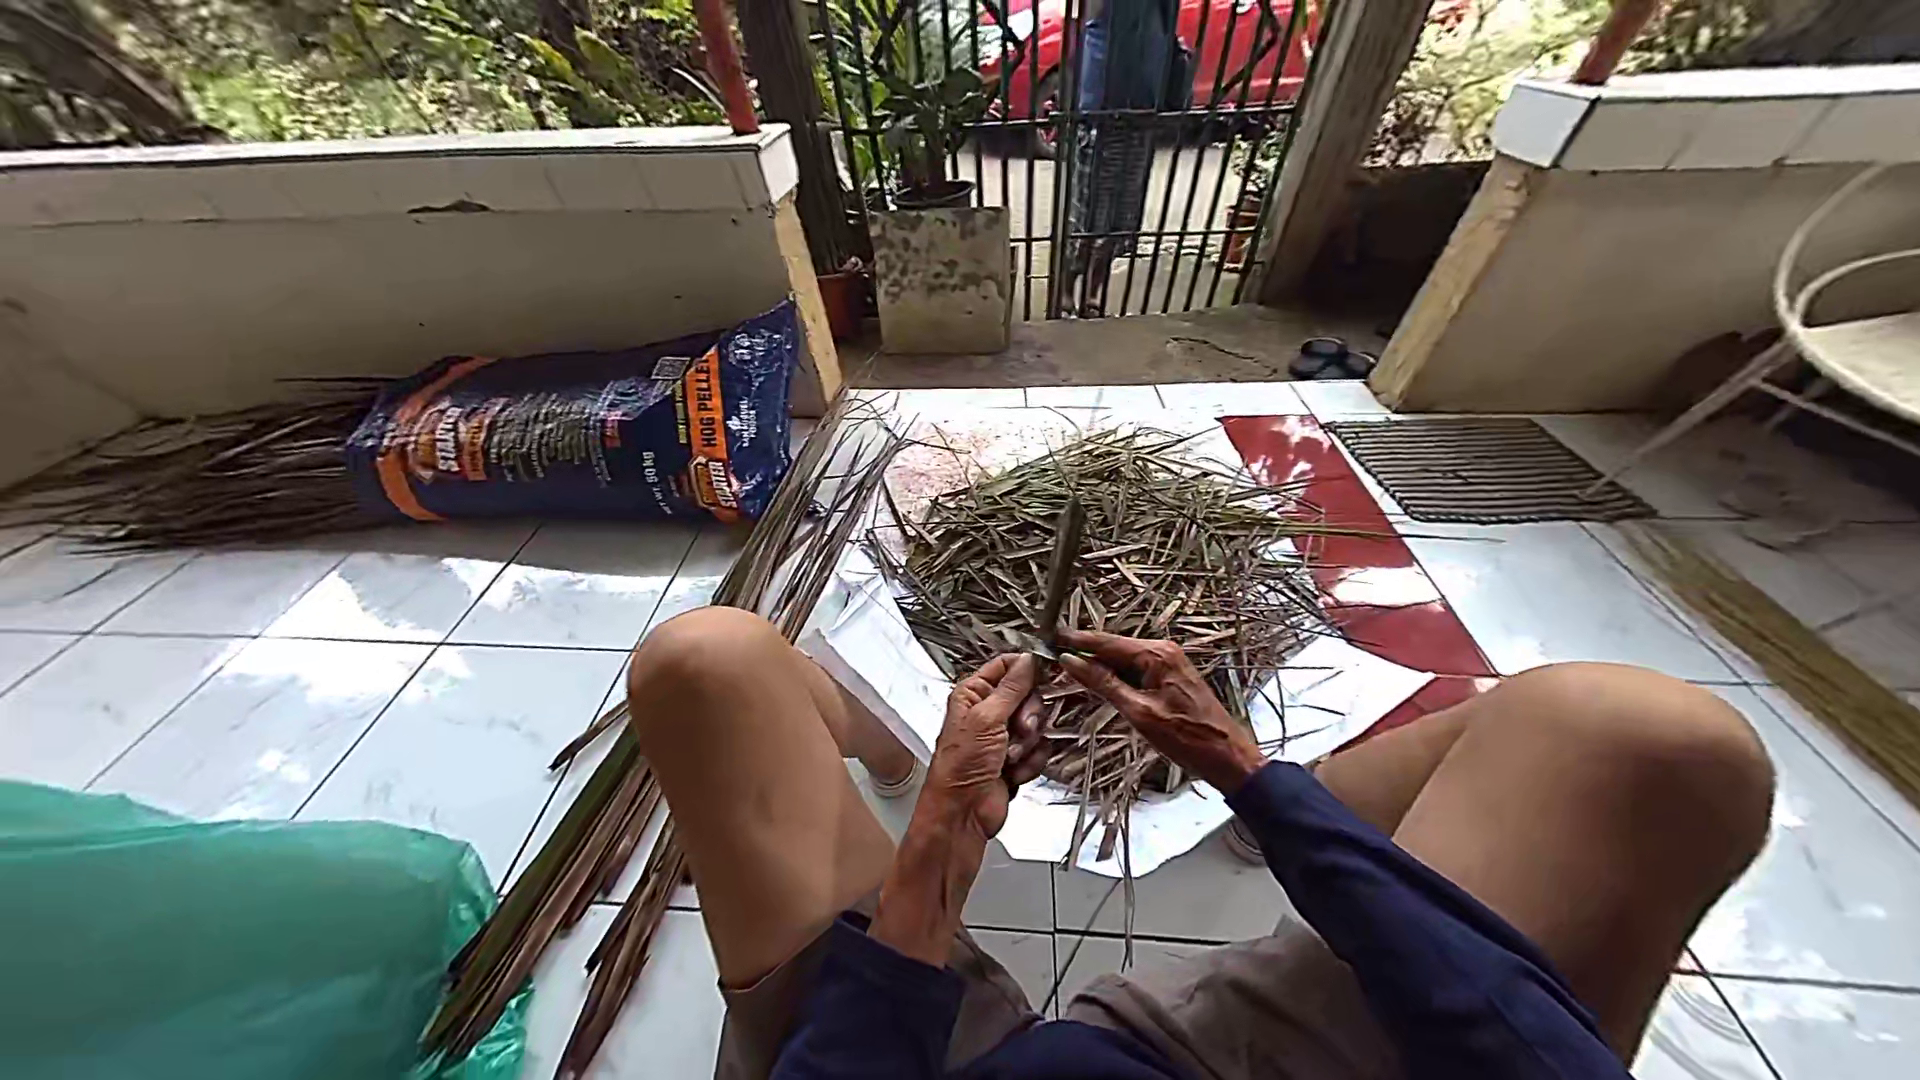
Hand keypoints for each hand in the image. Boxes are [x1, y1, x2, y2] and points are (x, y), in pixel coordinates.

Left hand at [925, 653, 1048, 839]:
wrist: (962, 813)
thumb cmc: (960, 766)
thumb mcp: (987, 718)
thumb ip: (1012, 687)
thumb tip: (1029, 660)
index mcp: (974, 693)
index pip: (1006, 666)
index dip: (1027, 668)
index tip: (1045, 672)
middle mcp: (988, 711)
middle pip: (1028, 695)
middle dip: (1029, 716)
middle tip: (1019, 728)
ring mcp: (1003, 735)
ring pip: (1037, 725)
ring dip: (1028, 743)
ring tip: (1009, 756)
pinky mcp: (1016, 759)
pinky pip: (1039, 750)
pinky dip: (1030, 762)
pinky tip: (1012, 772)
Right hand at [1056, 628, 1265, 793]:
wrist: (1228, 757)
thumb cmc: (1186, 738)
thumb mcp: (1138, 712)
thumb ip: (1103, 684)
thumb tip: (1070, 661)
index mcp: (1156, 654)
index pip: (1106, 642)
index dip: (1076, 640)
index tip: (1050, 636)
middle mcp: (1162, 650)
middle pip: (1113, 647)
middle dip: (1084, 652)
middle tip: (1053, 654)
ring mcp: (1167, 662)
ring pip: (1122, 659)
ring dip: (1098, 665)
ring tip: (1067, 668)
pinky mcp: (1169, 675)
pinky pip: (1134, 669)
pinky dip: (1114, 675)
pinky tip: (1097, 682)